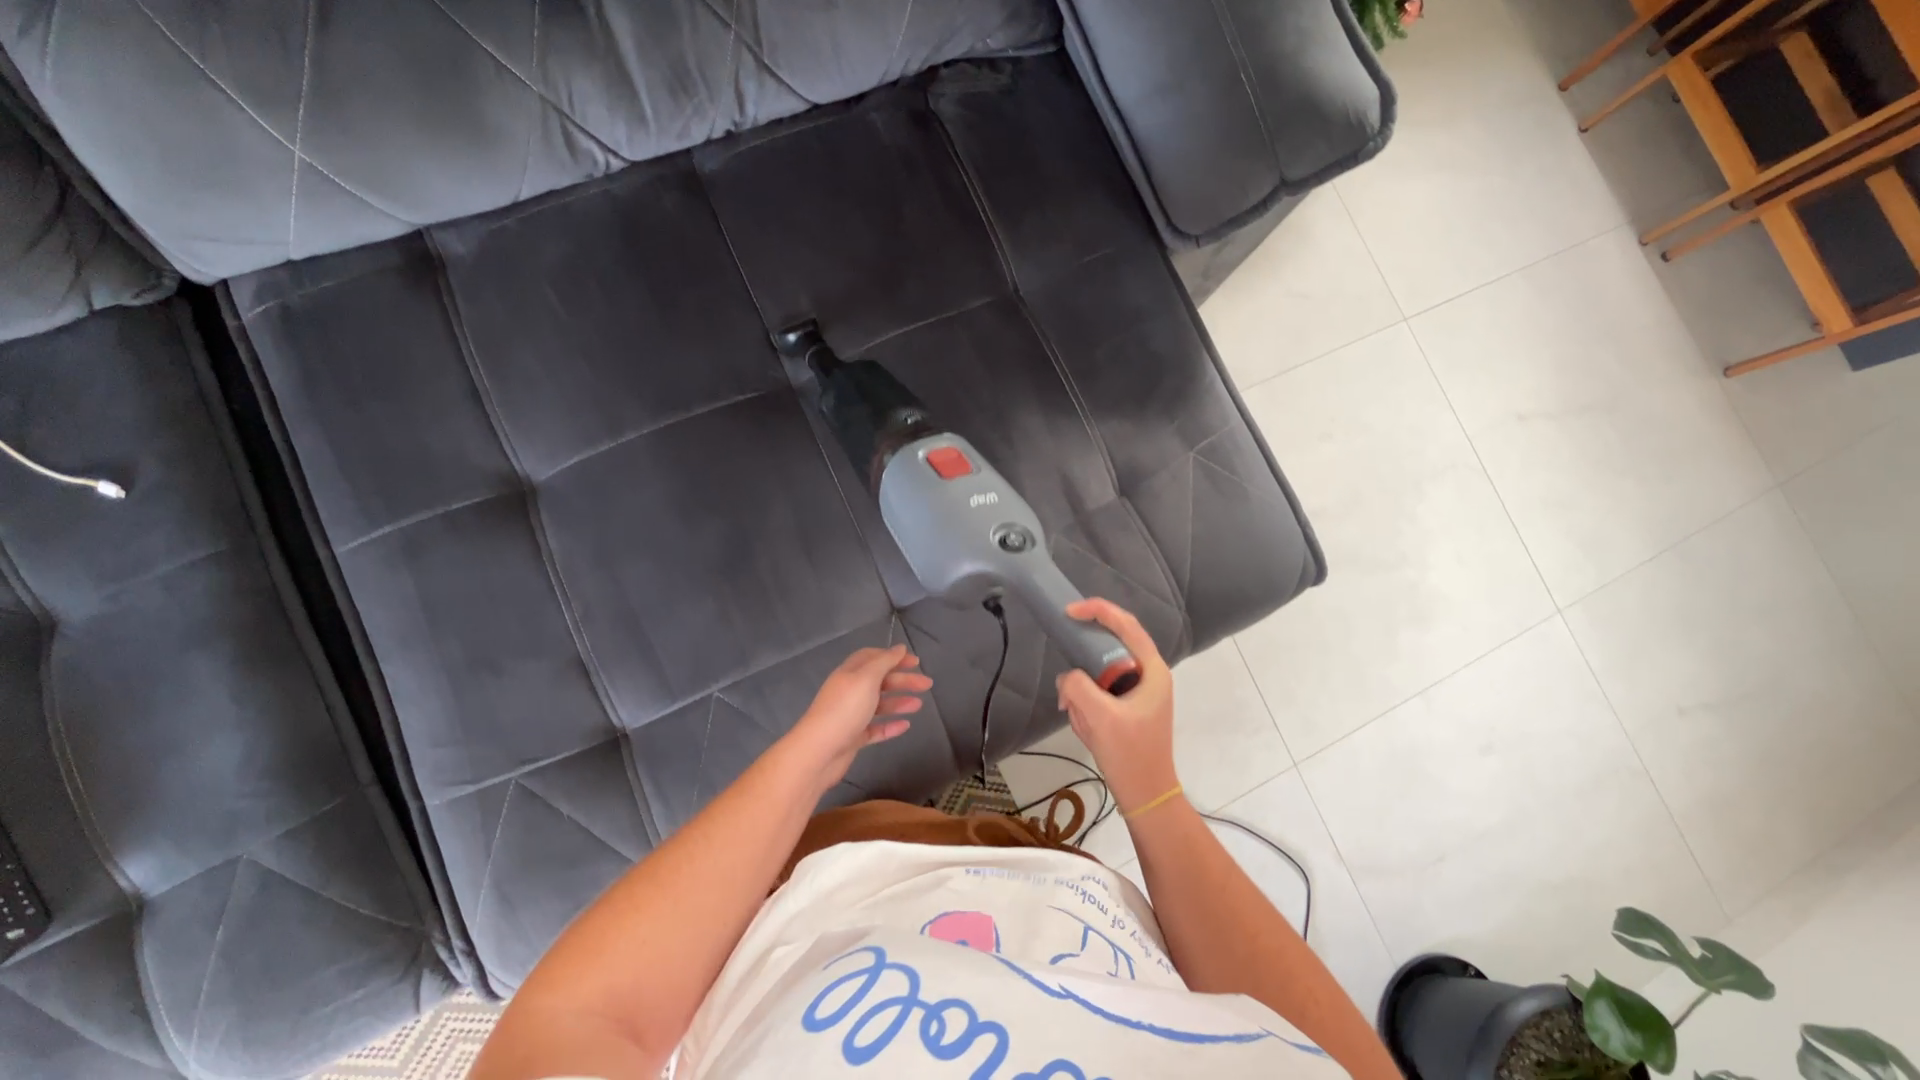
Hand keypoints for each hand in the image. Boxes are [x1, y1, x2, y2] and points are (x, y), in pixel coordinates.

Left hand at [782, 645, 930, 793]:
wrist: (819, 751)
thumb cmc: (844, 710)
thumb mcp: (866, 678)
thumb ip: (884, 662)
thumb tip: (899, 648)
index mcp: (850, 674)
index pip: (872, 658)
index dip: (893, 657)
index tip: (915, 662)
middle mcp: (849, 692)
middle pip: (879, 681)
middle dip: (903, 680)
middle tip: (927, 684)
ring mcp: (850, 716)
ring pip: (878, 705)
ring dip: (899, 702)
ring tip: (919, 705)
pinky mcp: (853, 738)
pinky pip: (875, 729)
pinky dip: (890, 725)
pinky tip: (906, 726)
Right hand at [1054, 599, 1178, 814]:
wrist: (1146, 795)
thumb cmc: (1130, 754)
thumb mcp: (1099, 718)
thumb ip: (1078, 687)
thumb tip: (1067, 678)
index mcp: (1153, 670)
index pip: (1126, 625)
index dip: (1098, 611)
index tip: (1069, 612)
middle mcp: (1149, 675)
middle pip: (1109, 650)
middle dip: (1084, 670)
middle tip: (1070, 689)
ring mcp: (1139, 692)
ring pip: (1100, 674)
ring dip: (1084, 694)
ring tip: (1084, 721)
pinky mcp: (1128, 707)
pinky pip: (1100, 694)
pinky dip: (1087, 706)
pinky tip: (1086, 728)